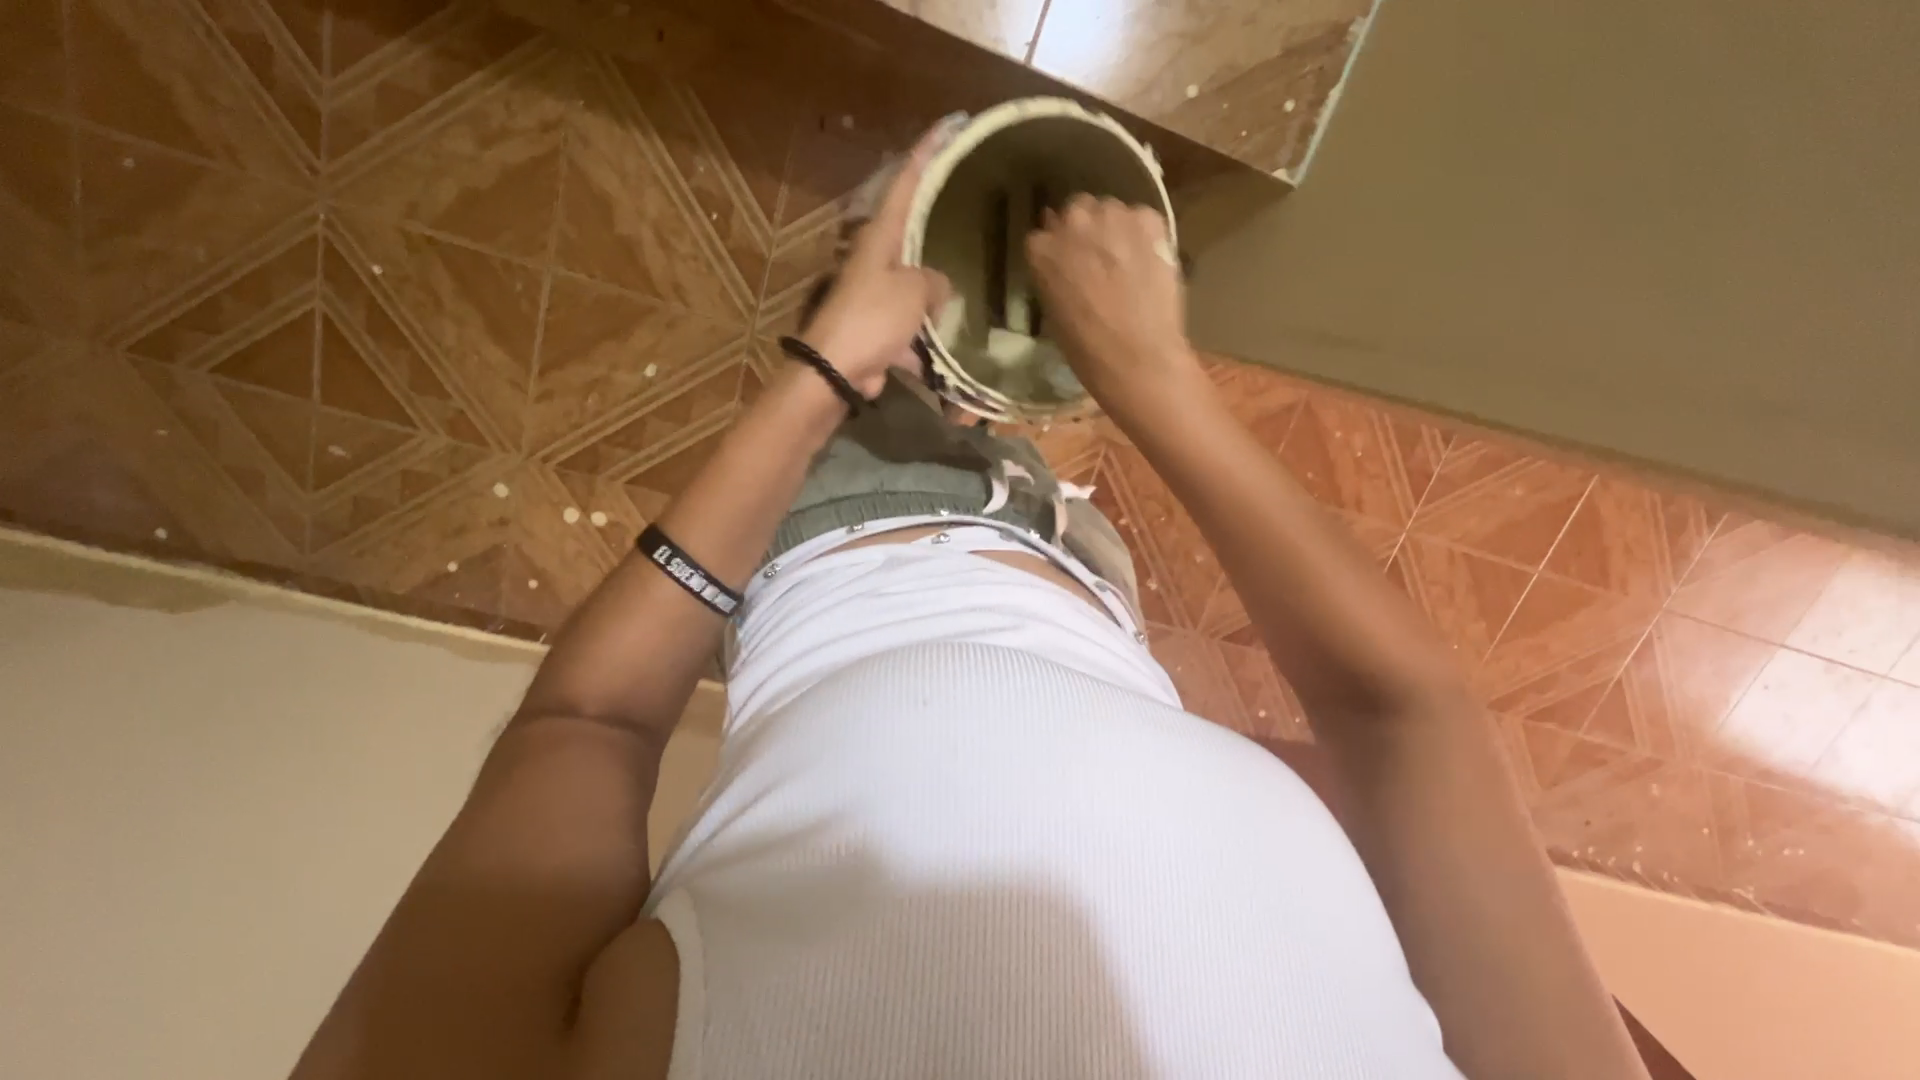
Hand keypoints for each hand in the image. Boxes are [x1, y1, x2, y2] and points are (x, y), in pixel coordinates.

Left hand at [801, 127, 954, 398]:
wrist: (833, 371)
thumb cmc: (871, 320)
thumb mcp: (914, 291)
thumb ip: (935, 281)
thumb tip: (938, 288)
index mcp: (880, 237)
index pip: (906, 182)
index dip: (927, 153)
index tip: (949, 125)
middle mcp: (875, 261)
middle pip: (912, 234)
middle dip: (938, 224)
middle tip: (970, 210)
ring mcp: (875, 297)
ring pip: (915, 287)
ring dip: (936, 299)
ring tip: (969, 297)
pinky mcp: (877, 332)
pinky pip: (911, 330)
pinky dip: (924, 343)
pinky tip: (946, 355)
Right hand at [1025, 196, 1200, 411]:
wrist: (1137, 356)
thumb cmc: (1087, 350)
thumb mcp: (1055, 311)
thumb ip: (1056, 277)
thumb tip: (1068, 267)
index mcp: (1041, 250)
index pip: (1043, 237)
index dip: (1060, 253)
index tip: (1070, 268)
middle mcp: (1073, 222)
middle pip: (1076, 212)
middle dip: (1086, 231)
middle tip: (1099, 261)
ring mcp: (1112, 217)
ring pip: (1110, 211)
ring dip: (1115, 229)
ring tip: (1127, 261)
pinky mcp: (1149, 220)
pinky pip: (1142, 218)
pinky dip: (1144, 234)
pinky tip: (1148, 260)